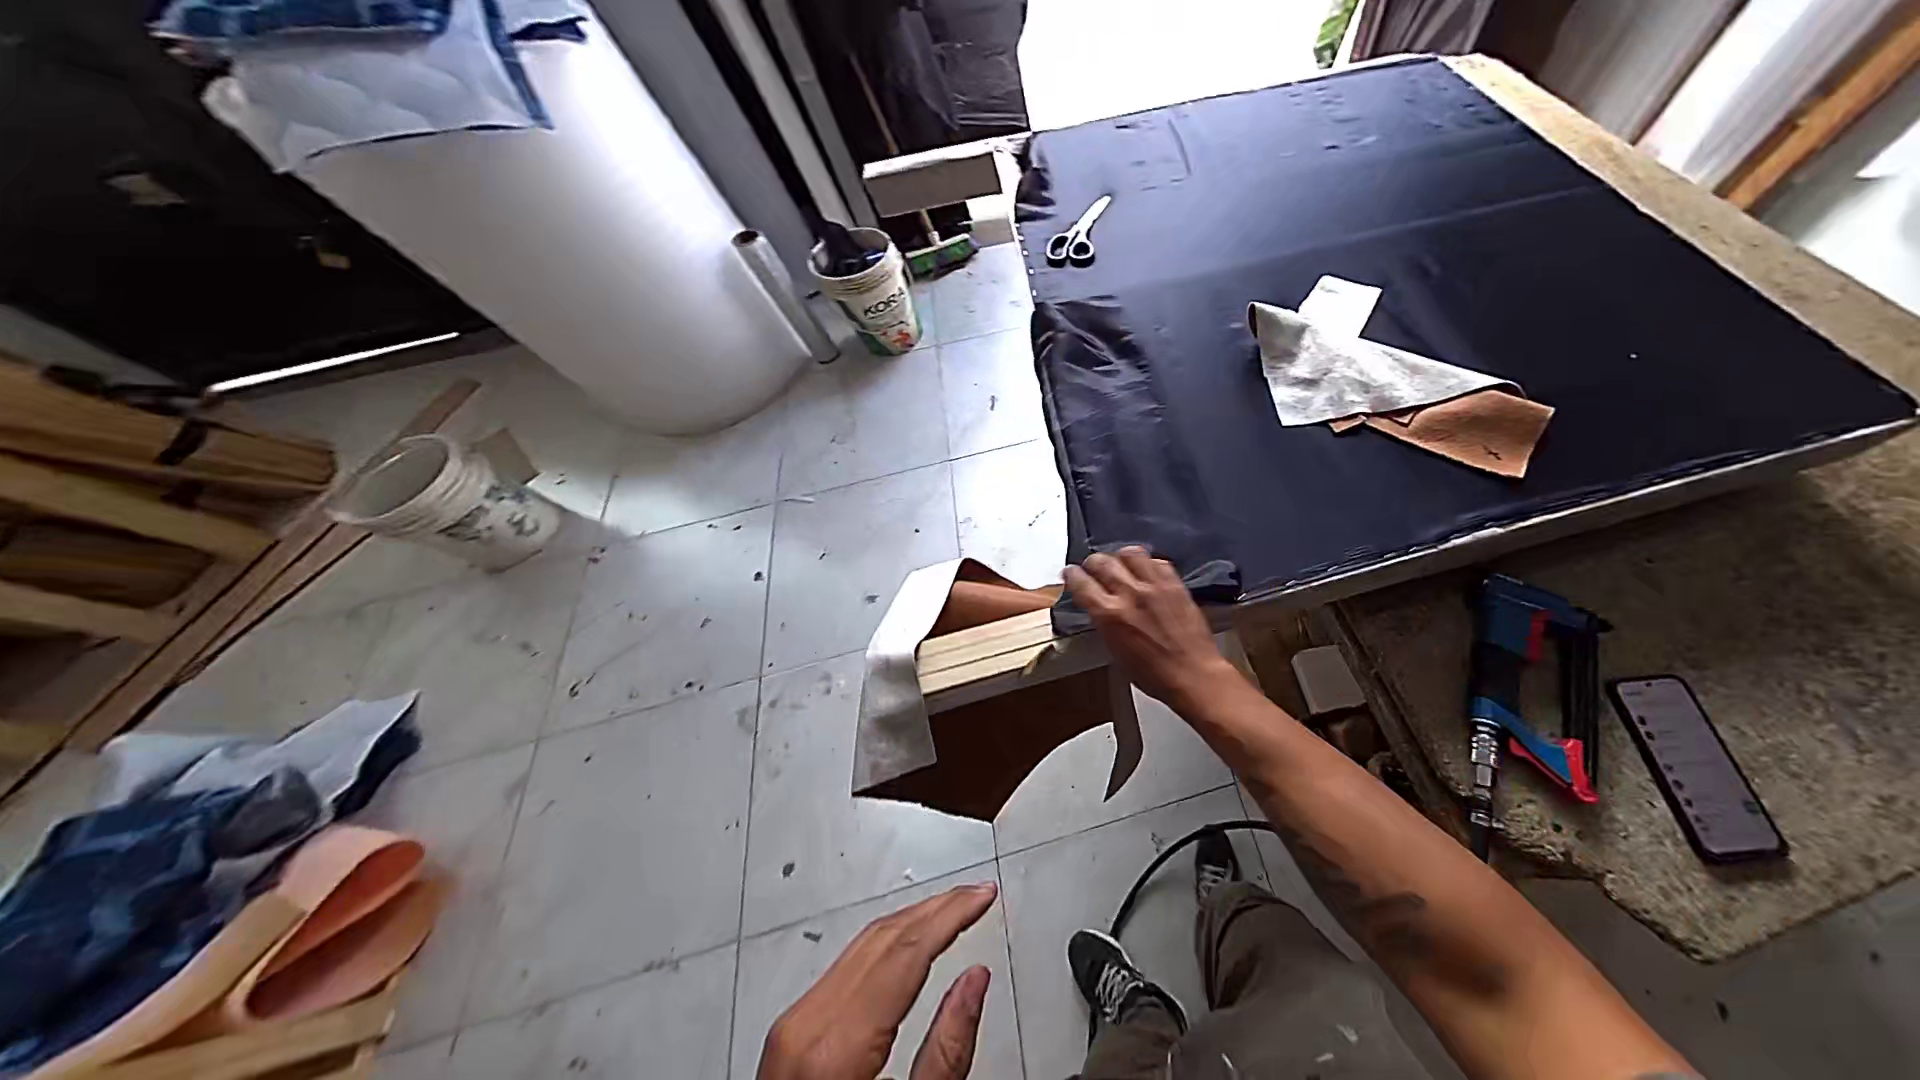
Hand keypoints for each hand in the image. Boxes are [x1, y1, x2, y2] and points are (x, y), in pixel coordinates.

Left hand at [758, 883, 996, 1079]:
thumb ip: (946, 1052)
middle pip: (883, 937)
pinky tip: (910, 940)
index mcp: (835, 1046)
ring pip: (863, 943)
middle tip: (976, 894)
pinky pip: (847, 964)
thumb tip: (975, 980)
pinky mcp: (791, 1028)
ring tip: (952, 909)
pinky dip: (887, 944)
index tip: (983, 896)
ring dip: (913, 920)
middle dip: (935, 908)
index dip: (950, 914)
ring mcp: (793, 1022)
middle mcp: (806, 1021)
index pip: (905, 950)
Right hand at [1064, 546, 1237, 709]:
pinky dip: (1148, 564)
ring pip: (1129, 553)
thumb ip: (1104, 622)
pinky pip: (1157, 561)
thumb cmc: (1154, 674)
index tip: (1070, 573)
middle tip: (1093, 569)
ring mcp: (1154, 586)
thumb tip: (1098, 607)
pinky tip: (1147, 573)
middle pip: (1101, 561)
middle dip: (1092, 563)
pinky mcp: (1175, 585)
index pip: (1080, 581)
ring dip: (1120, 558)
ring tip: (1120, 565)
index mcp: (1108, 614)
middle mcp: (1129, 594)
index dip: (1071, 575)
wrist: (1193, 675)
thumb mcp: (1114, 651)